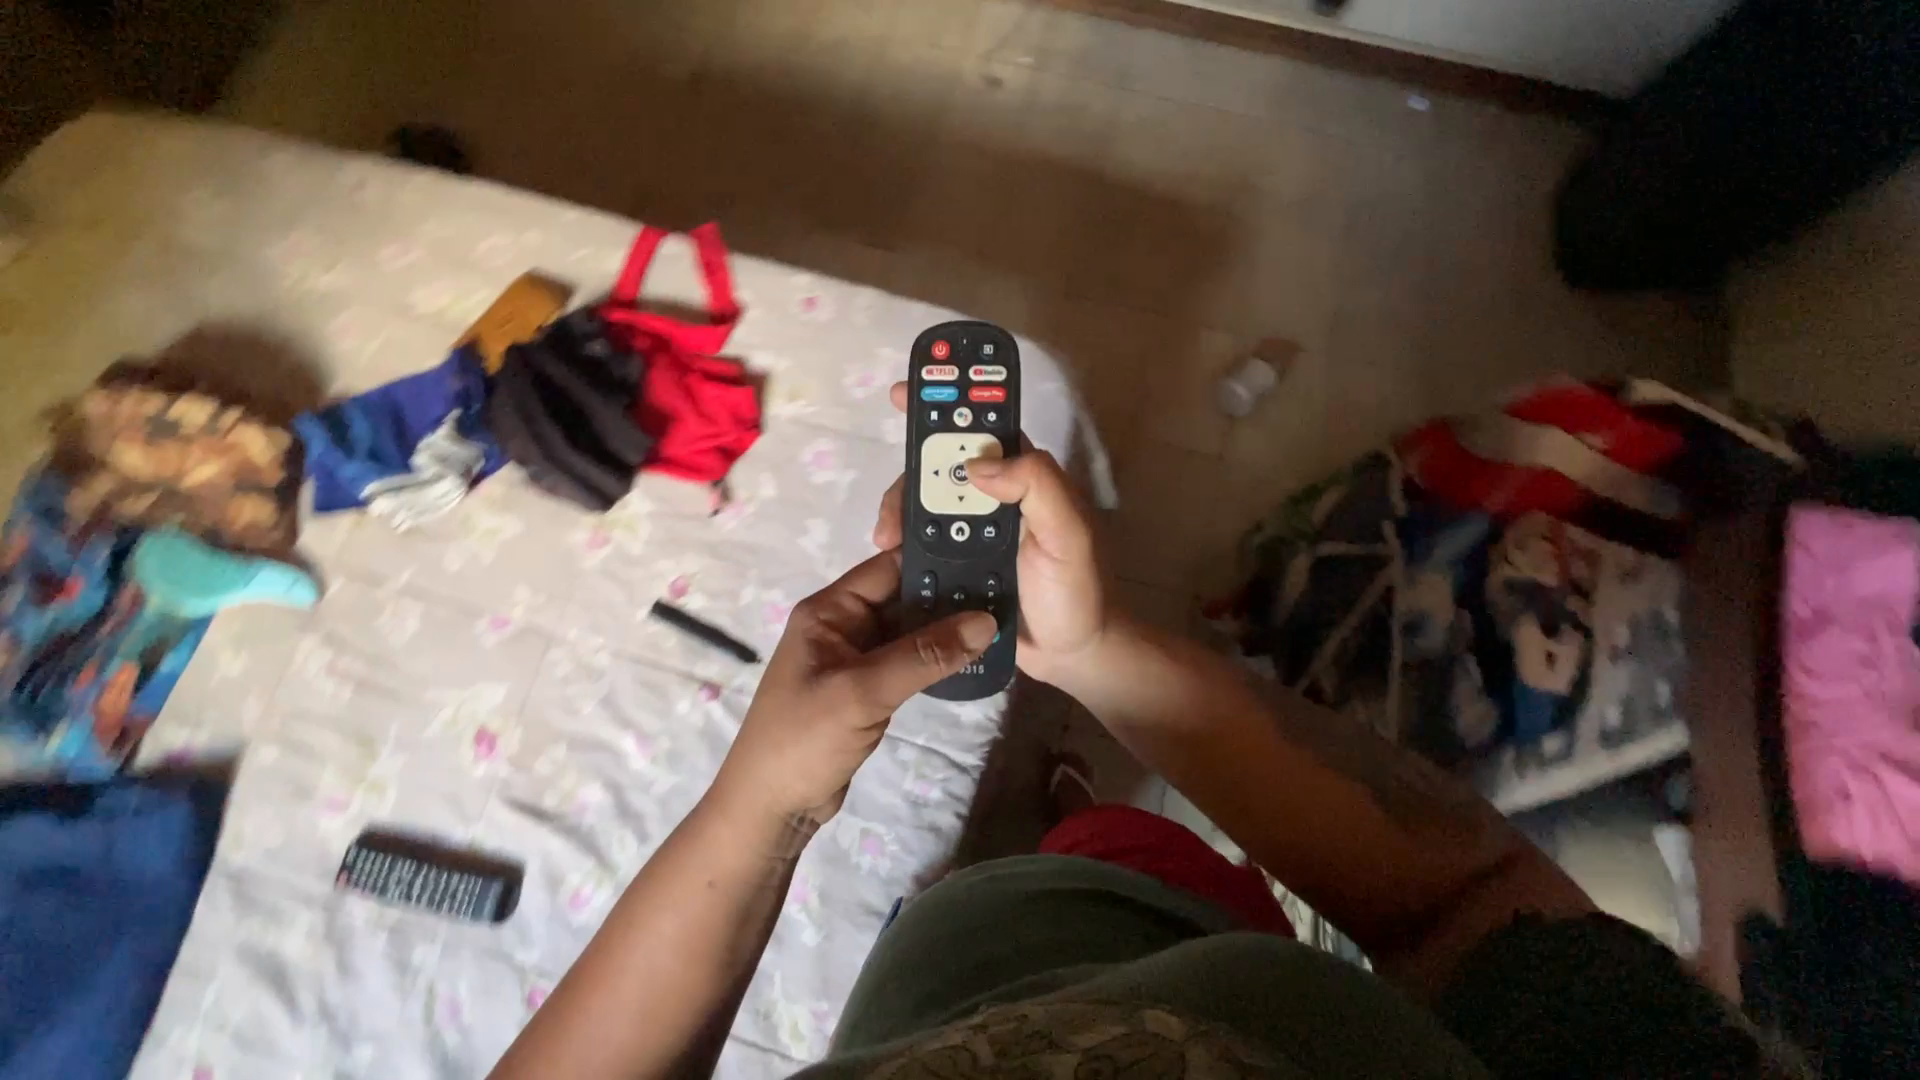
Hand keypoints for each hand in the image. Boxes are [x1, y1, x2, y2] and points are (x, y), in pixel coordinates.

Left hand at [714, 548, 997, 829]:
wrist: (771, 807)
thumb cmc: (804, 740)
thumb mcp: (864, 692)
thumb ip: (924, 655)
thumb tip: (986, 621)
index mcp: (829, 611)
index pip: (888, 567)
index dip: (934, 558)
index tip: (986, 552)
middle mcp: (842, 626)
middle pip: (903, 596)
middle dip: (949, 593)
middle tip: (1006, 587)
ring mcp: (855, 659)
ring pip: (910, 630)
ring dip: (948, 627)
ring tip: (1002, 616)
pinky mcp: (867, 688)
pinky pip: (909, 661)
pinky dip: (938, 657)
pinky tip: (975, 655)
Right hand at [873, 382, 1105, 684]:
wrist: (1071, 656)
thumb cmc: (1078, 593)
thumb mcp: (1069, 533)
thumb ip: (1038, 487)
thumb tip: (977, 464)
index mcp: (1024, 478)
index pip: (983, 428)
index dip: (947, 401)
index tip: (906, 393)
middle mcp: (994, 497)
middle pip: (940, 465)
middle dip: (910, 471)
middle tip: (891, 504)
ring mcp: (971, 532)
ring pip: (923, 503)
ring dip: (899, 511)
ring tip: (887, 539)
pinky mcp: (954, 564)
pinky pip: (919, 542)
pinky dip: (901, 544)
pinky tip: (889, 555)